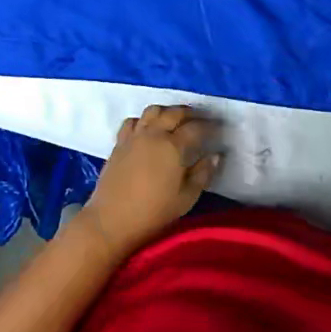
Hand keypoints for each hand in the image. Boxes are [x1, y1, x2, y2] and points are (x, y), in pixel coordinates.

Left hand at [71, 105, 221, 257]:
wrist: (112, 220)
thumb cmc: (153, 212)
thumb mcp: (186, 198)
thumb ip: (202, 174)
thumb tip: (215, 156)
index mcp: (173, 146)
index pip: (196, 128)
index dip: (210, 126)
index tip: (219, 128)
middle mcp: (153, 134)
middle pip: (174, 113)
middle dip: (190, 113)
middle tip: (201, 119)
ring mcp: (134, 136)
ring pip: (152, 111)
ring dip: (167, 112)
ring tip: (175, 120)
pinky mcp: (119, 143)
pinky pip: (133, 121)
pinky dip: (144, 120)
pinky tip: (148, 129)